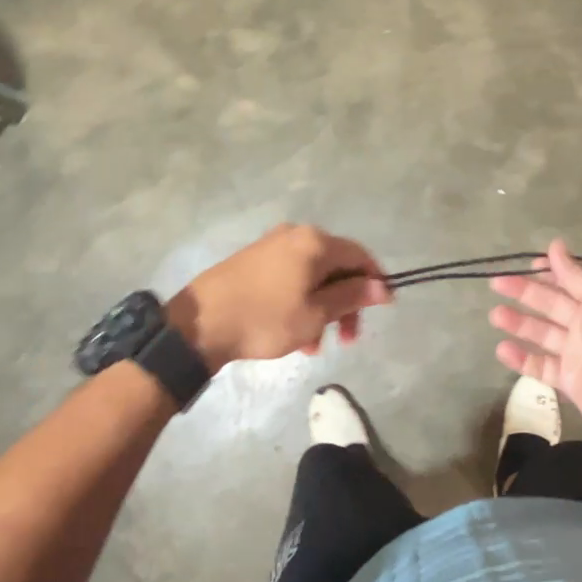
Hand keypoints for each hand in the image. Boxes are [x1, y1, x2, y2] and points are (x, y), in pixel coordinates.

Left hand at [170, 224, 391, 371]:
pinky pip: (291, 277)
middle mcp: (296, 235)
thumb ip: (352, 297)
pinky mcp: (254, 260)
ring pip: (313, 276)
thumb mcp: (315, 314)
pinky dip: (301, 301)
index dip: (374, 282)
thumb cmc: (265, 319)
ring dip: (322, 308)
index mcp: (316, 242)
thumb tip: (382, 287)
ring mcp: (272, 245)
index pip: (360, 256)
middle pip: (336, 266)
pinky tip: (294, 333)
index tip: (380, 311)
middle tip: (346, 339)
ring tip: (312, 346)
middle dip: (346, 303)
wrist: (199, 324)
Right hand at [487, 239, 581, 444]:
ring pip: (542, 334)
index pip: (569, 282)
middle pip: (551, 305)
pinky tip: (502, 349)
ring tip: (494, 315)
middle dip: (525, 293)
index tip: (524, 265)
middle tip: (496, 284)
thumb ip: (575, 276)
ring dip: (519, 323)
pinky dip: (521, 359)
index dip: (548, 272)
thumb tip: (555, 245)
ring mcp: (577, 354)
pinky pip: (540, 366)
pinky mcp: (569, 381)